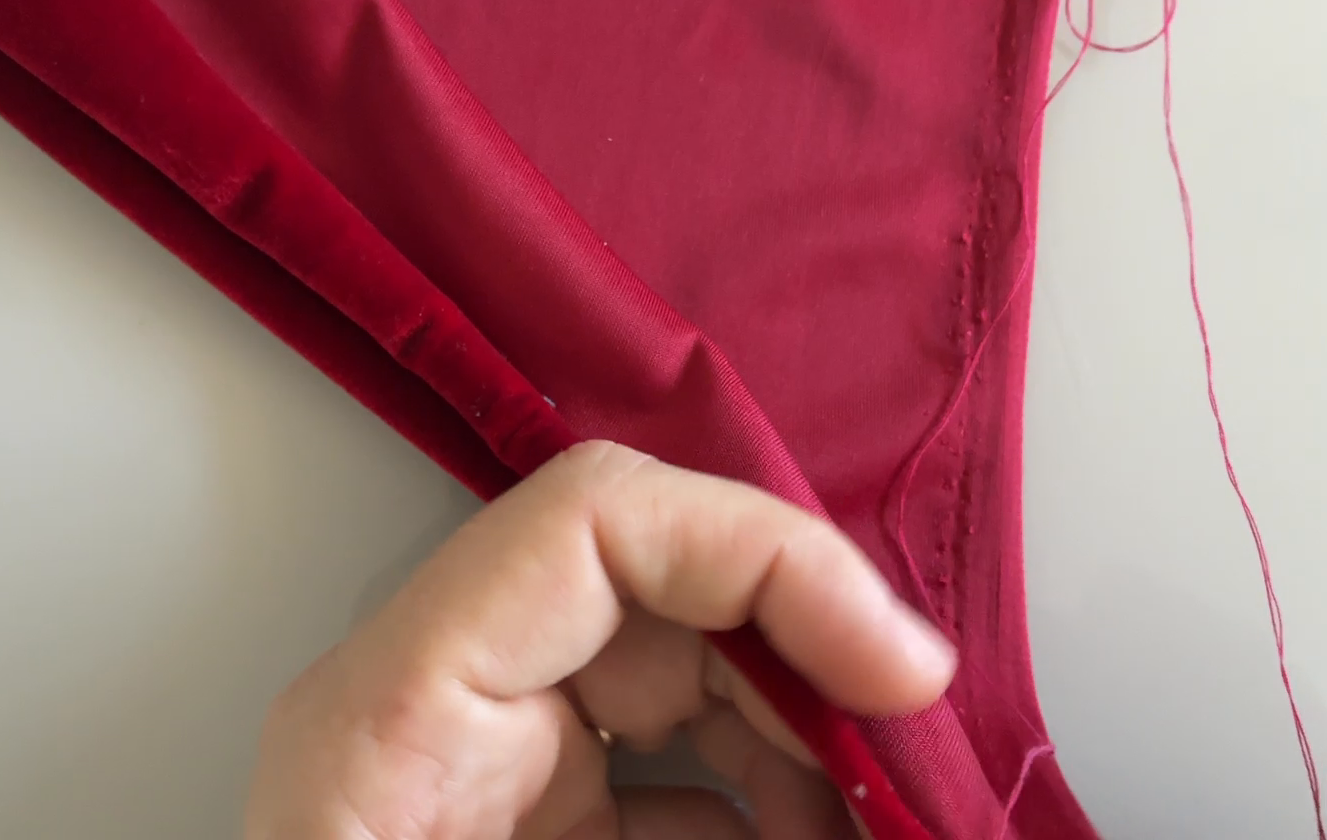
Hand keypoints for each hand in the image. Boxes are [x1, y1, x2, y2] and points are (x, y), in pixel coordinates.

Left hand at [244, 441, 954, 838]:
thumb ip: (743, 837)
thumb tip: (911, 812)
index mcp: (403, 709)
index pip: (593, 517)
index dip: (765, 554)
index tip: (900, 669)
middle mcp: (442, 697)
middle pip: (658, 588)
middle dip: (812, 662)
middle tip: (923, 771)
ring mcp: (485, 751)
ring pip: (675, 664)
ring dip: (802, 739)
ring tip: (887, 813)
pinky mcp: (526, 808)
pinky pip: (662, 757)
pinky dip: (758, 799)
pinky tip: (817, 838)